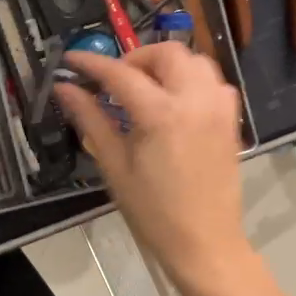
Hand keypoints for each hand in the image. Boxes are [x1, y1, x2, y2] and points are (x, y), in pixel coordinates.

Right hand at [53, 43, 254, 292]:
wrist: (204, 242)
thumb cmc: (152, 210)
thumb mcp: (114, 164)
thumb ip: (90, 118)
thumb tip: (64, 88)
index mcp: (161, 114)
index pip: (120, 73)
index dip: (91, 63)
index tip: (70, 59)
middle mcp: (195, 101)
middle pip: (167, 53)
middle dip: (135, 58)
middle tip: (114, 80)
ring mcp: (219, 109)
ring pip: (195, 61)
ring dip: (166, 64)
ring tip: (144, 87)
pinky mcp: (231, 120)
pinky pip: (213, 81)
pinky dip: (190, 79)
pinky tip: (173, 102)